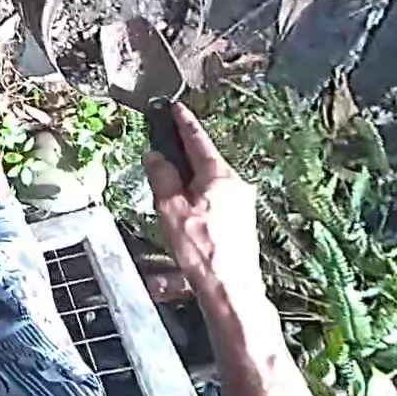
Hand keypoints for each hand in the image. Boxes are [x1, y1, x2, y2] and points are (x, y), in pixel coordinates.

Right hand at [144, 102, 263, 308]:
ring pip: (209, 178)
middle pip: (204, 158)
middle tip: (162, 146)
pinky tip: (184, 206)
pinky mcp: (241, 217)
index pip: (198, 140)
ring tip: (167, 185)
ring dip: (189, 175)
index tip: (175, 108)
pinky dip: (197, 191)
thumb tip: (155, 156)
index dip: (184, 122)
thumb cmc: (201, 249)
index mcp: (219, 176)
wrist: (231, 287)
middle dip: (183, 152)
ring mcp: (242, 201)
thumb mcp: (170, 208)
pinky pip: (215, 193)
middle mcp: (236, 184)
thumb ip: (162, 177)